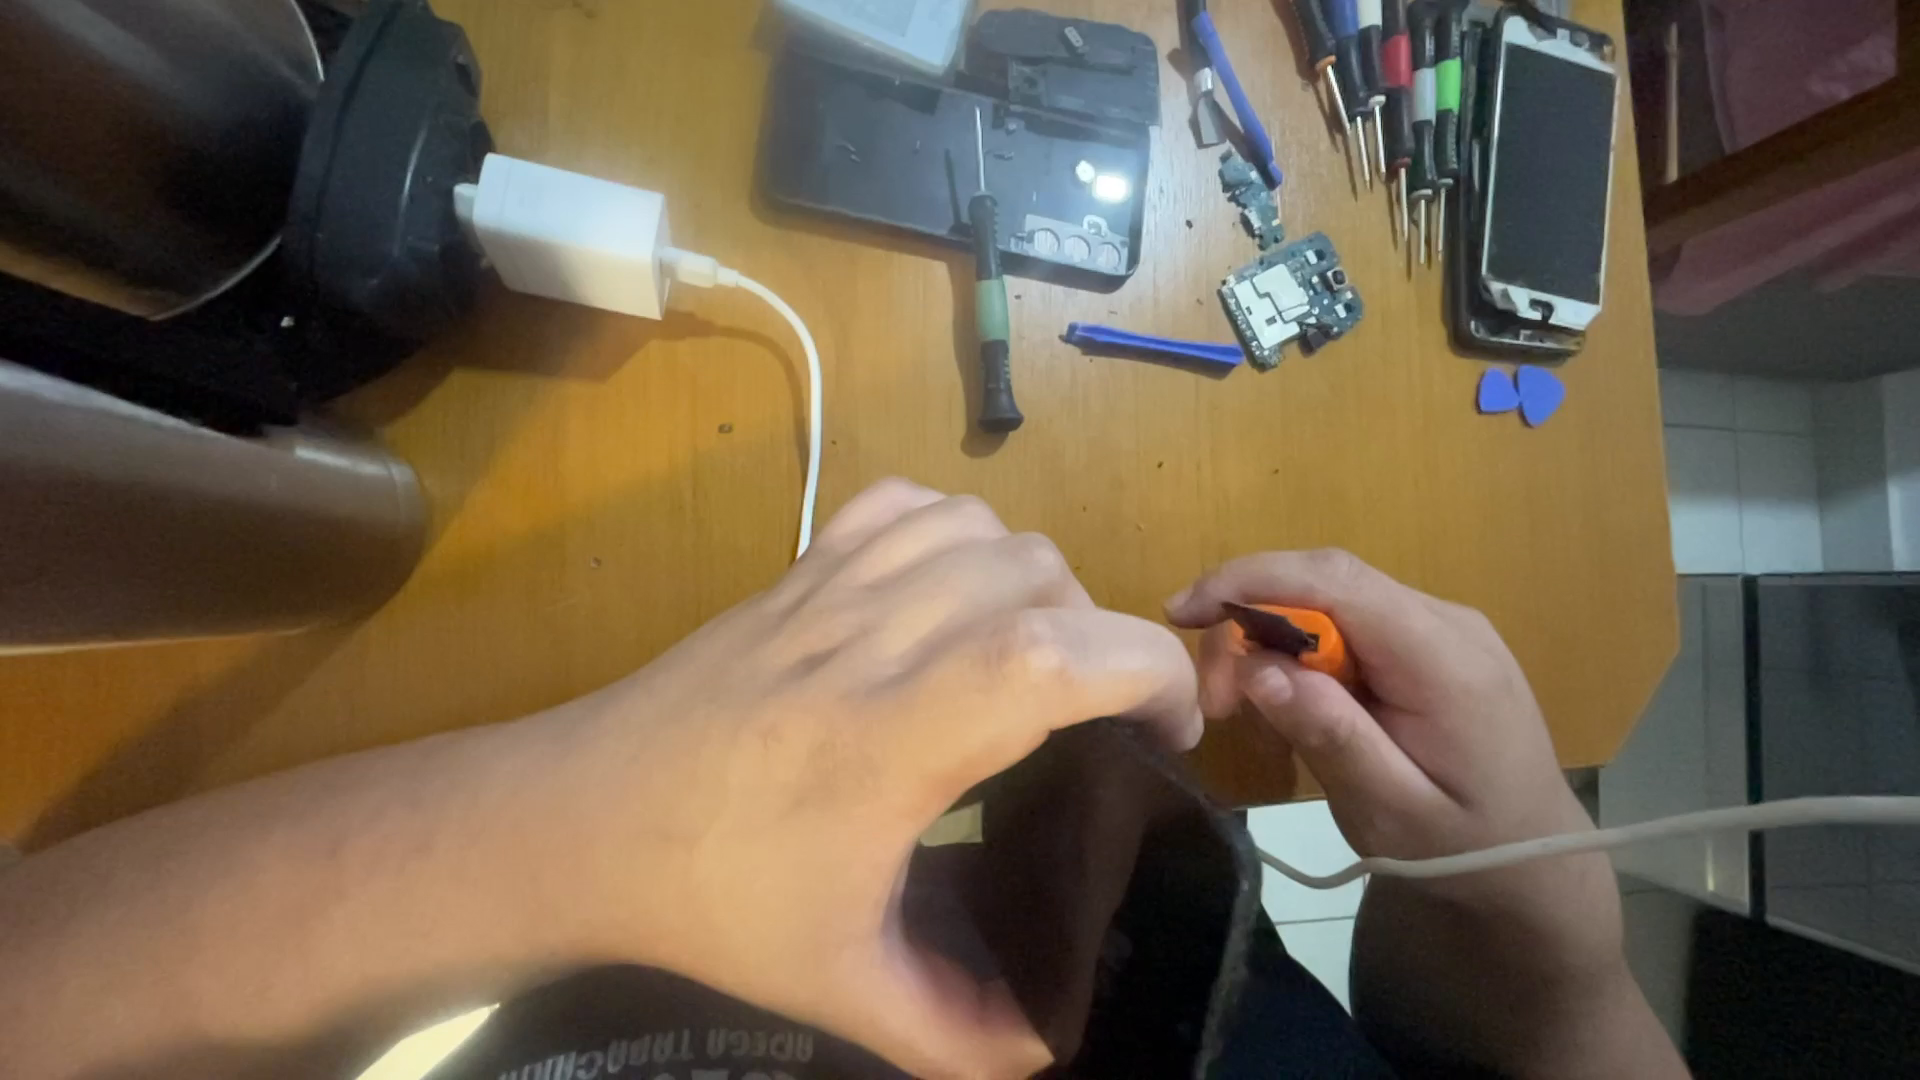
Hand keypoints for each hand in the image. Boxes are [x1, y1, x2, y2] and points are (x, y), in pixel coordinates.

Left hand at [564, 479, 1200, 1079]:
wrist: (583, 811)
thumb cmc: (712, 895)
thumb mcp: (840, 984)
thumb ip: (956, 1031)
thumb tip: (1050, 1047)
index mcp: (893, 736)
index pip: (1051, 655)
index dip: (1144, 670)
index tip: (1168, 727)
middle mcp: (874, 637)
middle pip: (1036, 574)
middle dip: (1103, 634)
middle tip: (1097, 708)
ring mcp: (834, 585)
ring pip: (983, 530)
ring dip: (1038, 583)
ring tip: (1031, 647)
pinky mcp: (804, 564)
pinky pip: (908, 504)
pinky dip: (958, 531)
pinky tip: (954, 586)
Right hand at [1167, 551, 1659, 1076]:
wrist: (1533, 867)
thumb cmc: (1465, 849)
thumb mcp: (1392, 812)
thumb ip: (1332, 737)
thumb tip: (1259, 669)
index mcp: (1445, 658)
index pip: (1334, 580)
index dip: (1249, 580)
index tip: (1182, 612)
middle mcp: (1444, 621)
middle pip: (1323, 580)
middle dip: (1247, 617)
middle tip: (1213, 694)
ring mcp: (1438, 625)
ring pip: (1326, 595)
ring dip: (1267, 635)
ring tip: (1239, 700)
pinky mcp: (1423, 638)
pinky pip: (1342, 618)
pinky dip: (1293, 643)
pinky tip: (1283, 689)